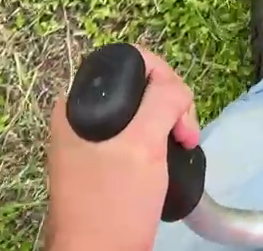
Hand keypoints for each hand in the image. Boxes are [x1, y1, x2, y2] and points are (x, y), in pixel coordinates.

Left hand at [44, 46, 200, 250]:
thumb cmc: (117, 200)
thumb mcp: (144, 142)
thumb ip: (163, 99)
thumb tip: (176, 88)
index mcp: (78, 103)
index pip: (133, 61)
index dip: (164, 78)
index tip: (179, 111)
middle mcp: (81, 114)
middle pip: (142, 84)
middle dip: (172, 103)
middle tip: (185, 134)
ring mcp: (92, 138)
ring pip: (146, 107)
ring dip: (171, 120)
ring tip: (183, 146)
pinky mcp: (104, 159)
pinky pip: (140, 129)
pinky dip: (161, 136)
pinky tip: (171, 154)